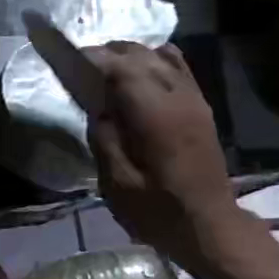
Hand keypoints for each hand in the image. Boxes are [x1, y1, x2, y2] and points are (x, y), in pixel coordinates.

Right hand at [83, 42, 243, 258]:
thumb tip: (99, 108)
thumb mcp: (117, 182)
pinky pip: (180, 68)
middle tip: (83, 63)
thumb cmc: (158, 210)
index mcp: (155, 115)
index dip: (95, 58)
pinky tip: (141, 72)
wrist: (208, 226)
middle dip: (110, 52)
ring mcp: (194, 100)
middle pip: (142, 55)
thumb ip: (105, 138)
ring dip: (132, 55)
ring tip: (108, 67)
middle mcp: (178, 97)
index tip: (71, 57)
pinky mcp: (201, 108)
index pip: (122, 68)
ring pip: (162, 57)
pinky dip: (156, 62)